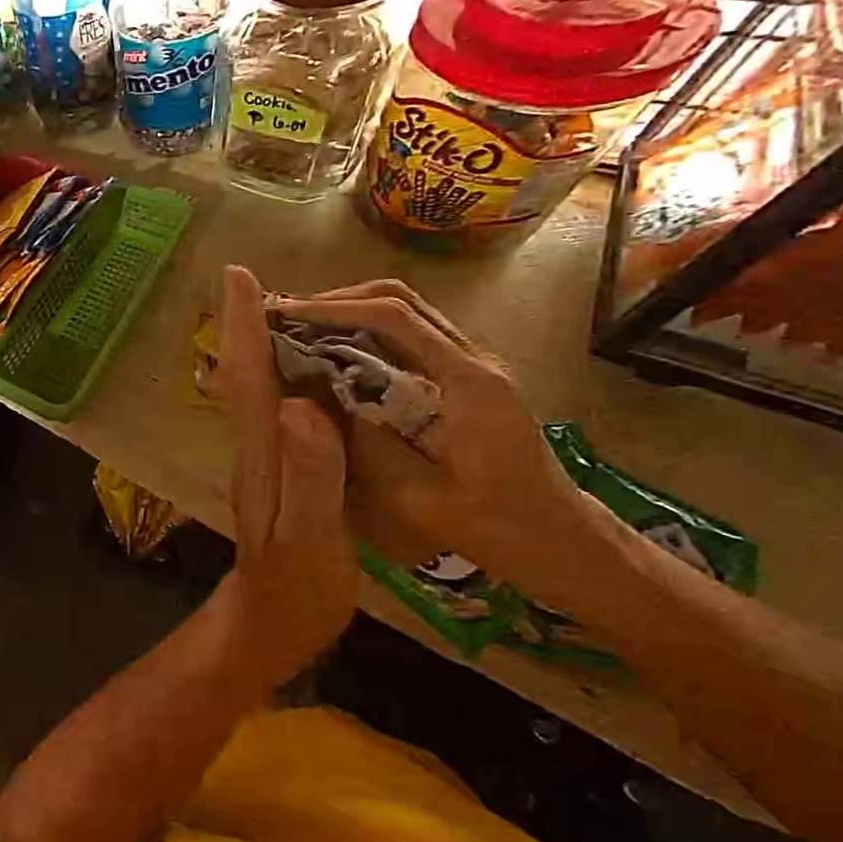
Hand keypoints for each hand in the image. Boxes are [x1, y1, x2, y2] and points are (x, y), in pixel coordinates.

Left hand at [220, 266, 359, 674]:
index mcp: (262, 446)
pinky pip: (281, 407)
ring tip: (280, 306)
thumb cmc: (297, 582)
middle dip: (248, 321)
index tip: (238, 274)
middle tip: (252, 276)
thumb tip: (300, 405)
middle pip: (249, 368)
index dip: (244, 322)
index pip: (250, 371)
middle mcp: (258, 439)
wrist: (278, 618)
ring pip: (262, 383)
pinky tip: (309, 370)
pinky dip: (288, 377)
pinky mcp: (283, 468)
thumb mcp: (312, 534)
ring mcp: (267, 453)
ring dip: (263, 342)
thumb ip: (311, 474)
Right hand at [272, 280, 593, 595]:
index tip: (283, 315)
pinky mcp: (466, 377)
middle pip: (400, 300)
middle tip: (287, 319)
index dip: (331, 309)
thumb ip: (361, 438)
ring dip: (351, 312)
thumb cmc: (490, 525)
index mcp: (466, 381)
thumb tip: (309, 394)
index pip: (393, 318)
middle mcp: (473, 359)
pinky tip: (335, 353)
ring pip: (407, 312)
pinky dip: (367, 332)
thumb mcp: (413, 493)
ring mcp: (473, 365)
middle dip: (337, 301)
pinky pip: (411, 336)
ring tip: (302, 330)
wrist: (559, 541)